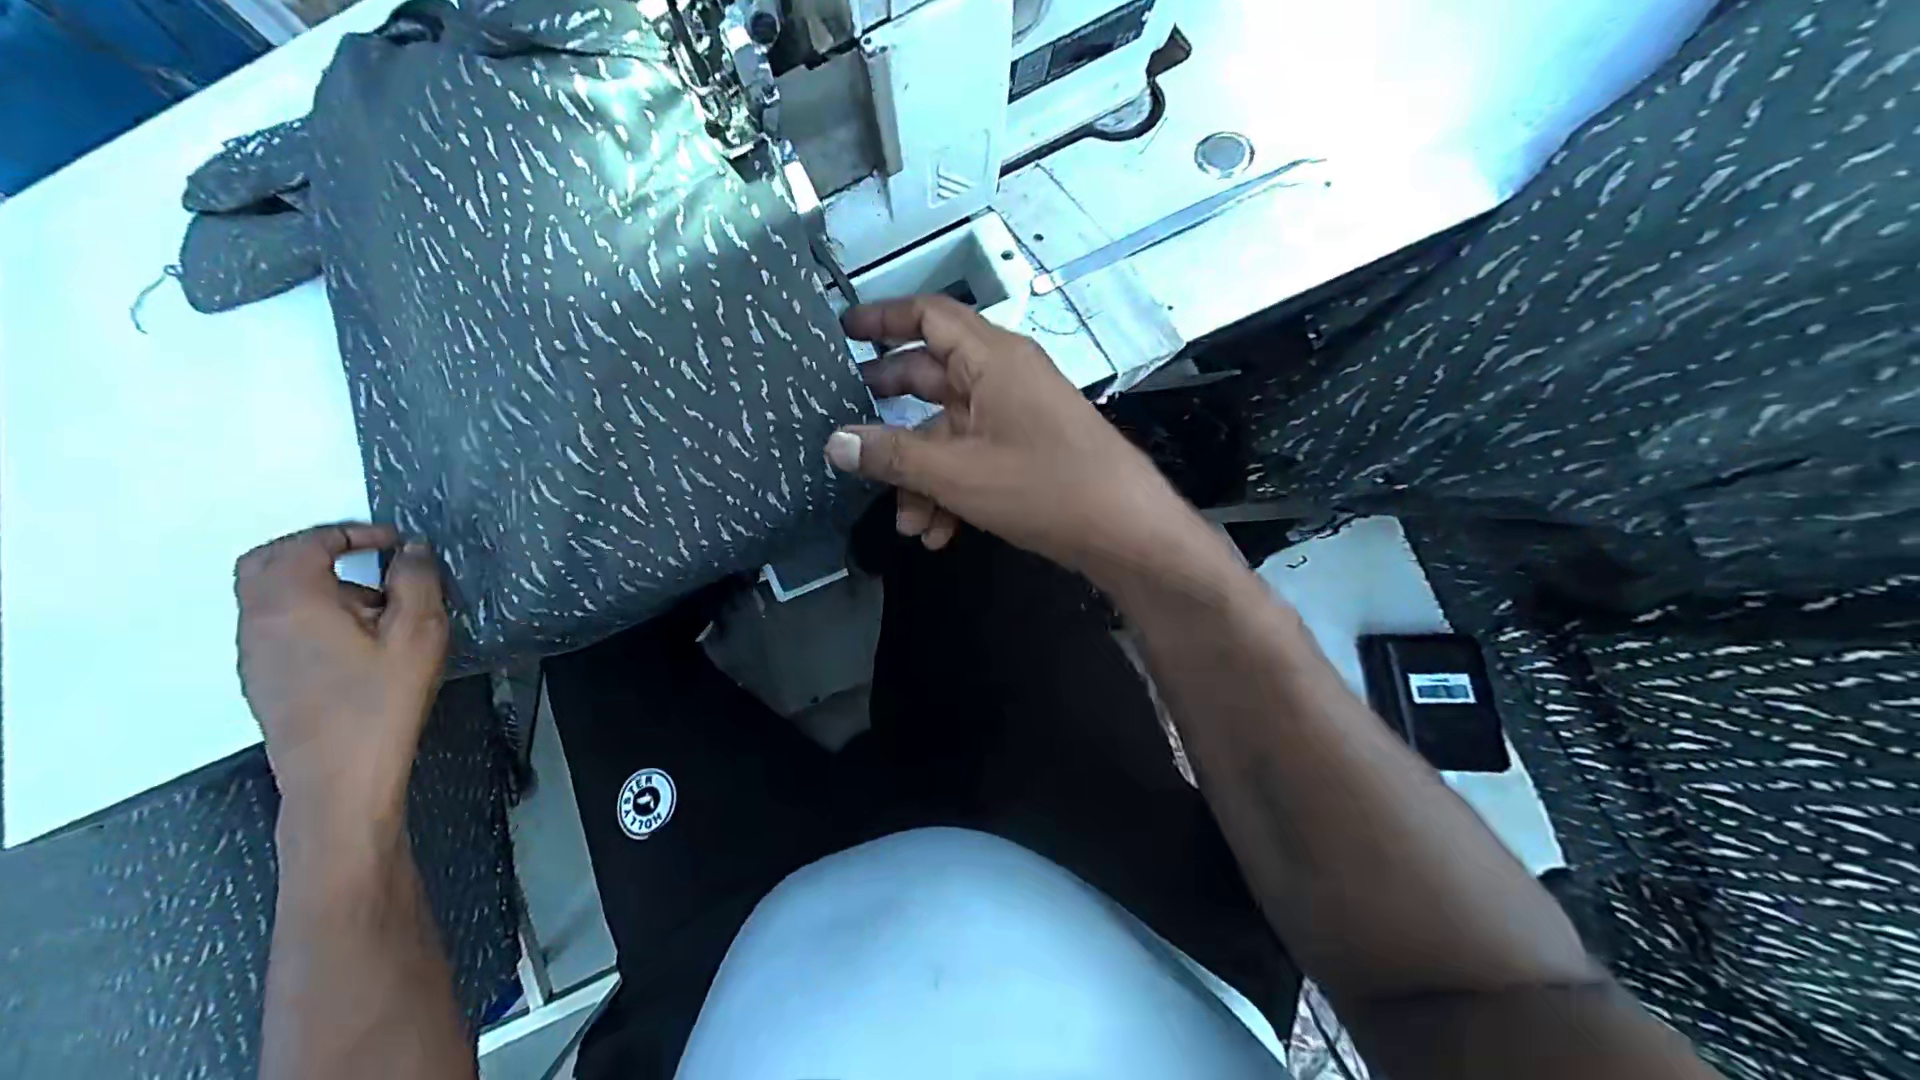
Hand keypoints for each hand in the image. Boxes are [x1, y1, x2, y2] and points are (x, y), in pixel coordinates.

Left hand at [235, 523, 447, 814]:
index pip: (305, 544)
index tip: (392, 540)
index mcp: (291, 602)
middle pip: (267, 562)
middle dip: (317, 549)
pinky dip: (311, 611)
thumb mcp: (418, 633)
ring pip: (270, 594)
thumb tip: (410, 549)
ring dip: (318, 583)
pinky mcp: (262, 676)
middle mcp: (258, 621)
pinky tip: (358, 641)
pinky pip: (277, 623)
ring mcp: (254, 652)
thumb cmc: (382, 699)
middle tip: (367, 555)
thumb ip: (416, 581)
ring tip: (378, 606)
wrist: (340, 775)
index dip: (349, 532)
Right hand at [826, 295, 1201, 581]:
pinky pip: (974, 459)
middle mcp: (1003, 378)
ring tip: (907, 522)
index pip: (928, 316)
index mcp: (991, 359)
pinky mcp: (1026, 452)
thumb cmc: (1046, 487)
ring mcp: (1016, 416)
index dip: (882, 319)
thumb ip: (891, 456)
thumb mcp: (958, 473)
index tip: (843, 333)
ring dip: (921, 476)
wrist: (1126, 532)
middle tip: (852, 434)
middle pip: (930, 378)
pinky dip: (951, 490)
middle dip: (890, 414)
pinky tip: (938, 533)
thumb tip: (835, 443)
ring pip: (948, 432)